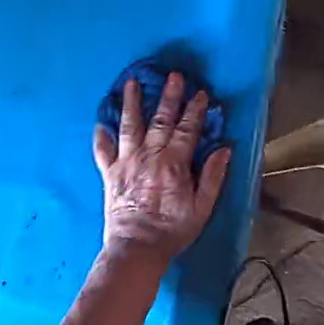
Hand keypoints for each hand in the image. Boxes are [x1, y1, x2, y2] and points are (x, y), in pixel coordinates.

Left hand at [92, 73, 231, 263]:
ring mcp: (126, 162)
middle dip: (168, 97)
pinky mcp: (109, 173)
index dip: (195, 110)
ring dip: (132, 103)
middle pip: (160, 120)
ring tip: (131, 83)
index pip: (188, 129)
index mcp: (174, 163)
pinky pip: (103, 150)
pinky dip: (101, 136)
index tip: (200, 93)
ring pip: (129, 125)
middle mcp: (149, 155)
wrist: (136, 248)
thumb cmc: (173, 230)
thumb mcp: (202, 208)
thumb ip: (213, 176)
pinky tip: (100, 123)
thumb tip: (223, 148)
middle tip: (173, 76)